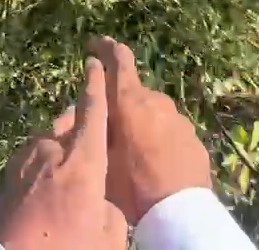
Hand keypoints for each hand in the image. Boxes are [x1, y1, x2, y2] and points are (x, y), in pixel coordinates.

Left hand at [0, 57, 127, 249]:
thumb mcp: (108, 239)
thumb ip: (112, 212)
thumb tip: (103, 202)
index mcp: (80, 160)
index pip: (92, 111)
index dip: (95, 85)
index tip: (94, 63)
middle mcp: (50, 149)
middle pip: (67, 125)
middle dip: (78, 127)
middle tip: (88, 141)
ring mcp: (23, 159)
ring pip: (46, 144)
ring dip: (58, 153)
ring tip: (67, 179)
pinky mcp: (5, 174)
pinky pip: (30, 162)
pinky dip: (41, 170)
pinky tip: (44, 194)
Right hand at [87, 36, 212, 223]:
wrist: (181, 215)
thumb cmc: (133, 185)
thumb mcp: (100, 156)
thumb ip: (86, 129)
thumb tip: (66, 116)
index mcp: (129, 99)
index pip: (118, 57)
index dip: (104, 47)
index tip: (93, 45)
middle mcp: (155, 100)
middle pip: (130, 92)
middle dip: (116, 103)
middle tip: (104, 126)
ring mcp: (177, 118)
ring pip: (150, 111)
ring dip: (137, 121)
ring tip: (129, 150)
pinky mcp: (192, 137)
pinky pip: (168, 129)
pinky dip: (156, 136)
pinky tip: (151, 160)